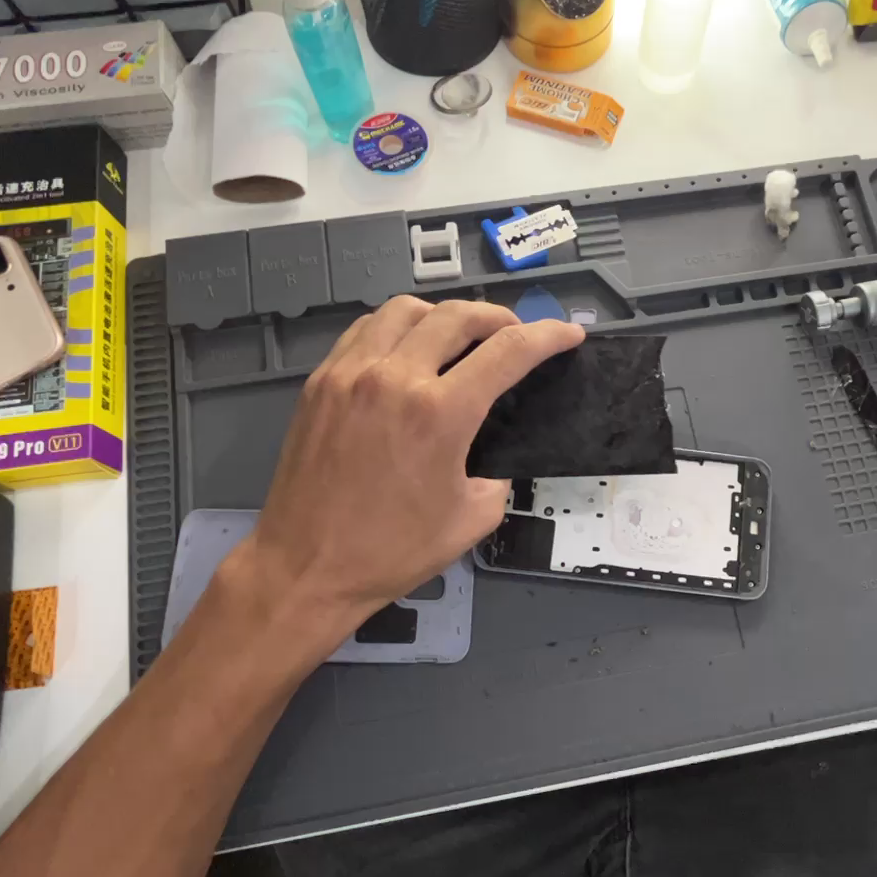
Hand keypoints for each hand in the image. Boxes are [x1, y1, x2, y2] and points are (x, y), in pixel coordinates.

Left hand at [220, 297, 582, 653]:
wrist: (306, 567)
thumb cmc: (392, 551)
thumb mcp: (473, 519)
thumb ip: (497, 473)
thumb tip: (490, 450)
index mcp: (439, 413)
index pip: (508, 351)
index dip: (549, 336)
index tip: (569, 334)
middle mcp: (394, 377)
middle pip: (458, 315)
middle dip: (500, 318)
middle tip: (516, 335)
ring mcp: (350, 373)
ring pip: (406, 309)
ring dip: (445, 315)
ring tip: (460, 337)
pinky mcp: (321, 381)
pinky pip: (365, 329)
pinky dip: (398, 327)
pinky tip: (408, 350)